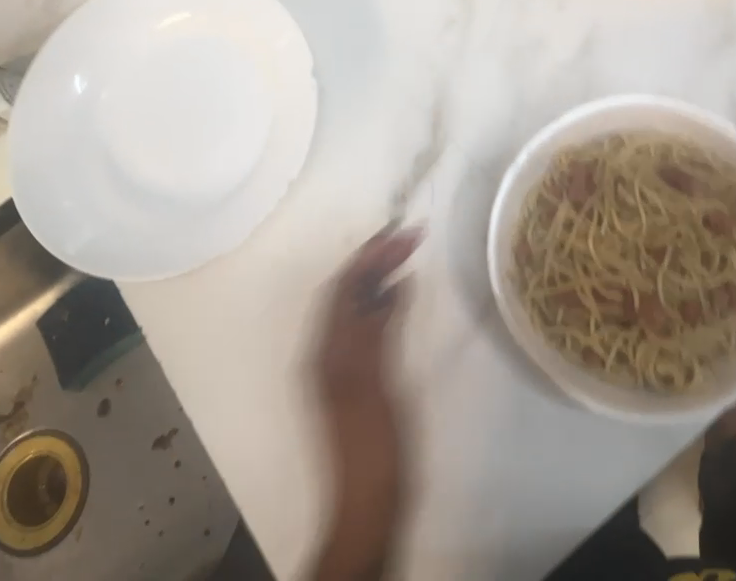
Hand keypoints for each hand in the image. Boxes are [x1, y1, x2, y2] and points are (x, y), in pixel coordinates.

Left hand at [313, 229, 419, 578]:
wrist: (367, 503)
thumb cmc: (372, 443)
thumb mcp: (375, 383)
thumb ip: (378, 332)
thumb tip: (392, 284)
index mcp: (325, 349)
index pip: (344, 286)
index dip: (371, 254)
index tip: (404, 231)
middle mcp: (324, 351)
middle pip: (344, 292)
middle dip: (374, 259)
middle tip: (410, 235)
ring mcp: (337, 367)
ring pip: (352, 308)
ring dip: (375, 277)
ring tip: (405, 255)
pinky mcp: (354, 380)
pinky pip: (362, 327)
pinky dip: (380, 305)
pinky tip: (399, 301)